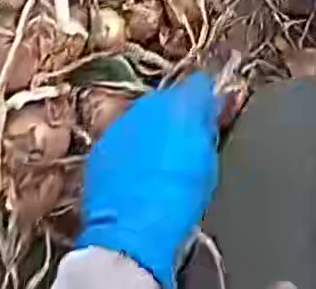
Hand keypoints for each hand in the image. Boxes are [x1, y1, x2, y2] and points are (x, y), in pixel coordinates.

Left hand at [74, 72, 219, 287]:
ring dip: (152, 129)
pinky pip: (123, 135)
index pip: (201, 82)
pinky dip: (130, 147)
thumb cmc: (180, 197)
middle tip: (184, 143)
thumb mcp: (209, 158)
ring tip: (158, 161)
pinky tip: (135, 172)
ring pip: (145, 114)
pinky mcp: (102, 144)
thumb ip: (211, 125)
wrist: (132, 232)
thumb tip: (213, 111)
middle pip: (171, 97)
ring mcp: (124, 121)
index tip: (210, 115)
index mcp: (185, 102)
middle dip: (178, 114)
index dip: (206, 99)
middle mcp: (152, 103)